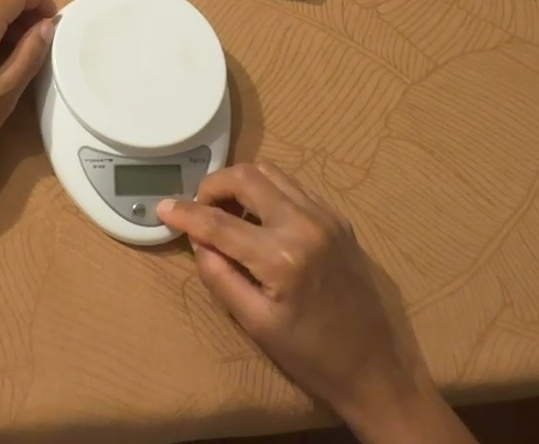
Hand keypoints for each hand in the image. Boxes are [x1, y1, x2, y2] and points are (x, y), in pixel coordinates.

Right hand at [157, 163, 437, 434]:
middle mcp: (305, 224)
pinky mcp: (337, 217)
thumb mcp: (255, 324)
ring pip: (269, 172)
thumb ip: (220, 276)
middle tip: (198, 209)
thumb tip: (197, 240)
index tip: (163, 207)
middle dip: (213, 186)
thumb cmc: (311, 354)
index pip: (219, 223)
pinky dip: (265, 190)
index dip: (186, 213)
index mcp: (282, 257)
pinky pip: (291, 185)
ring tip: (226, 211)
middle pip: (246, 177)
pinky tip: (257, 217)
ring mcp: (325, 215)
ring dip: (240, 183)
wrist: (375, 367)